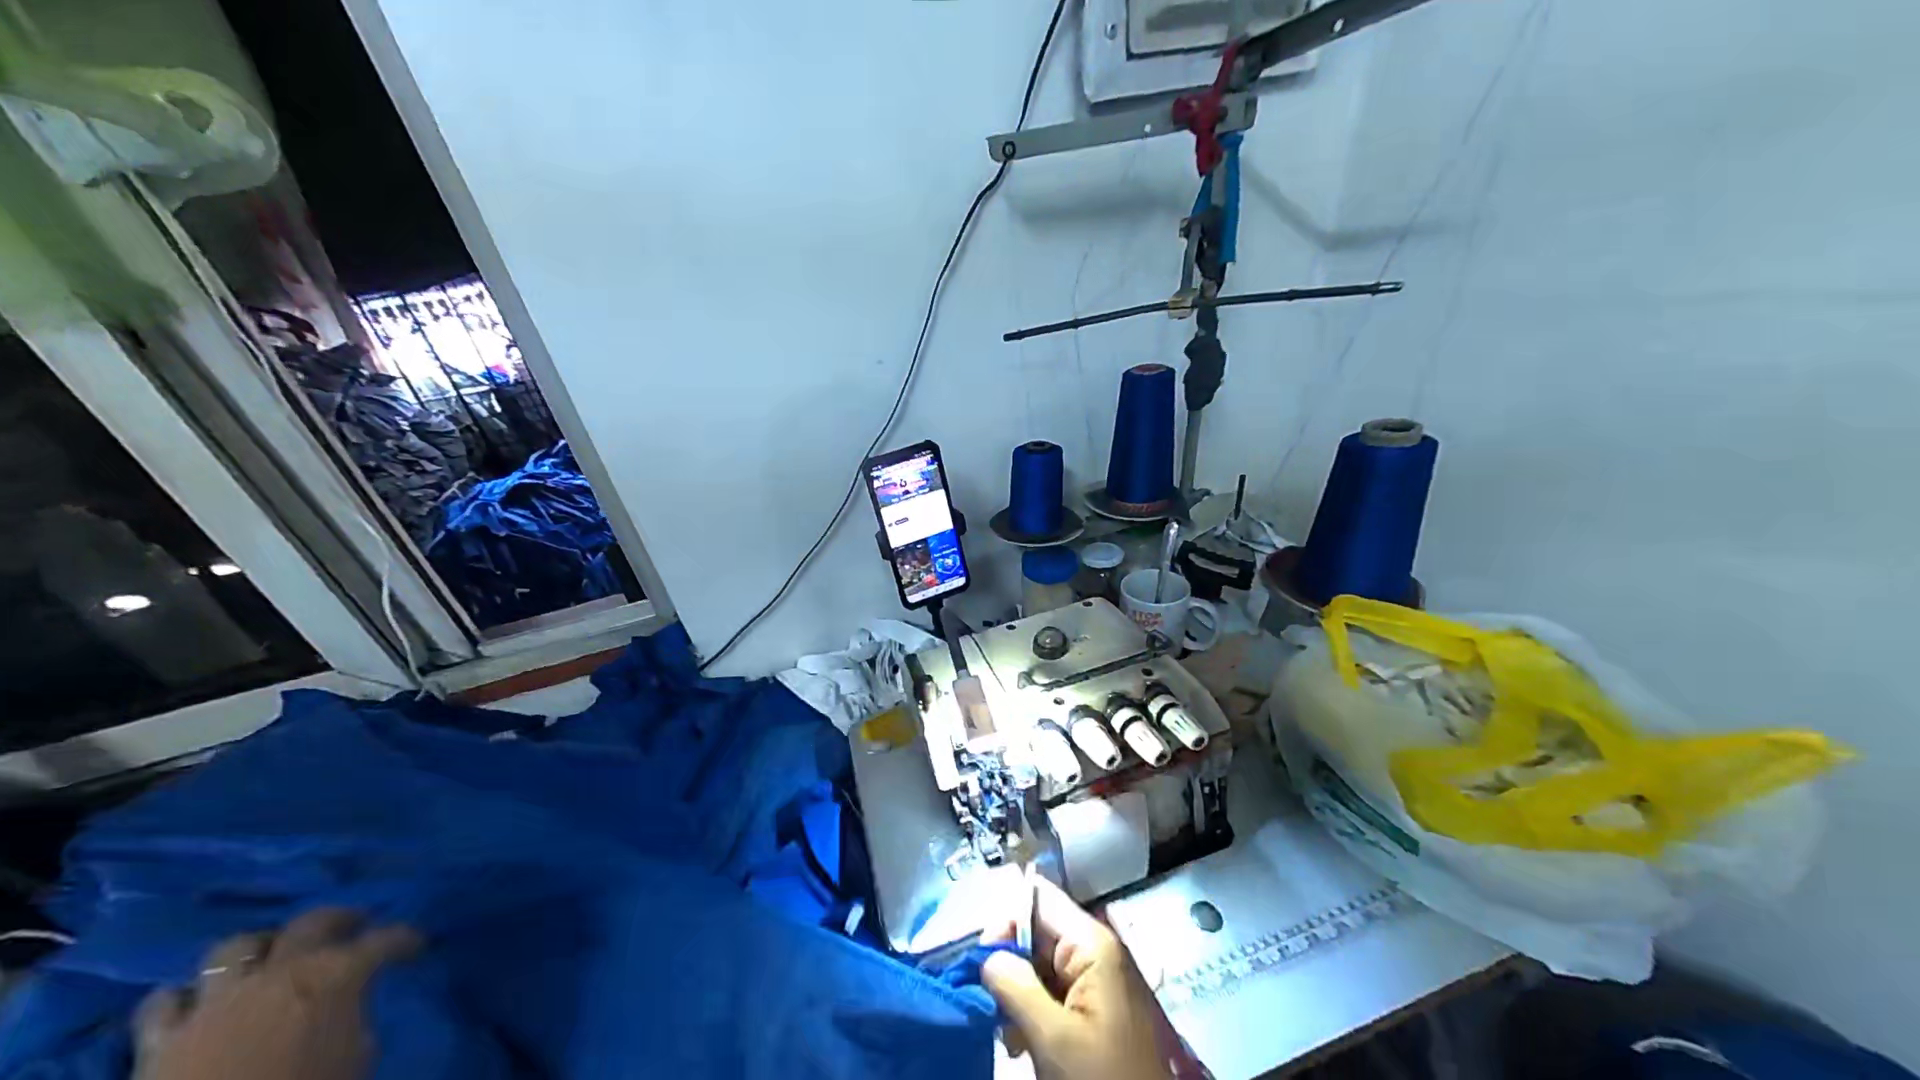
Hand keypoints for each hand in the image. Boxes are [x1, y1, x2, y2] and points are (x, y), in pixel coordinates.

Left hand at [134, 908, 421, 1079]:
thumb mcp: (357, 1058)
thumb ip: (355, 1020)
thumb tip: (348, 1008)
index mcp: (335, 973)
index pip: (385, 939)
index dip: (406, 939)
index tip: (418, 946)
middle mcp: (279, 971)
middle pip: (311, 922)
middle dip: (338, 919)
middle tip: (353, 927)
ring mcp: (216, 1001)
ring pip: (232, 948)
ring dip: (254, 950)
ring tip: (267, 959)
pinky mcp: (161, 1037)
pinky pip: (163, 1002)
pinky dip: (182, 998)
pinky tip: (195, 1004)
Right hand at [981, 877, 1171, 1079]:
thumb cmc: (1103, 1079)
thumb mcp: (1053, 1036)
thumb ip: (1016, 985)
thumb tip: (988, 954)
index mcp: (1091, 943)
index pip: (1037, 899)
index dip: (1005, 921)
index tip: (982, 960)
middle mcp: (1095, 951)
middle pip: (1036, 931)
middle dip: (1008, 963)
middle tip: (989, 1003)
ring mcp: (1097, 980)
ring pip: (1039, 964)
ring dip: (1016, 993)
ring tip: (1006, 1032)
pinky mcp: (1094, 1008)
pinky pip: (1052, 991)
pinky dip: (1031, 1011)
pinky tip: (1021, 1043)